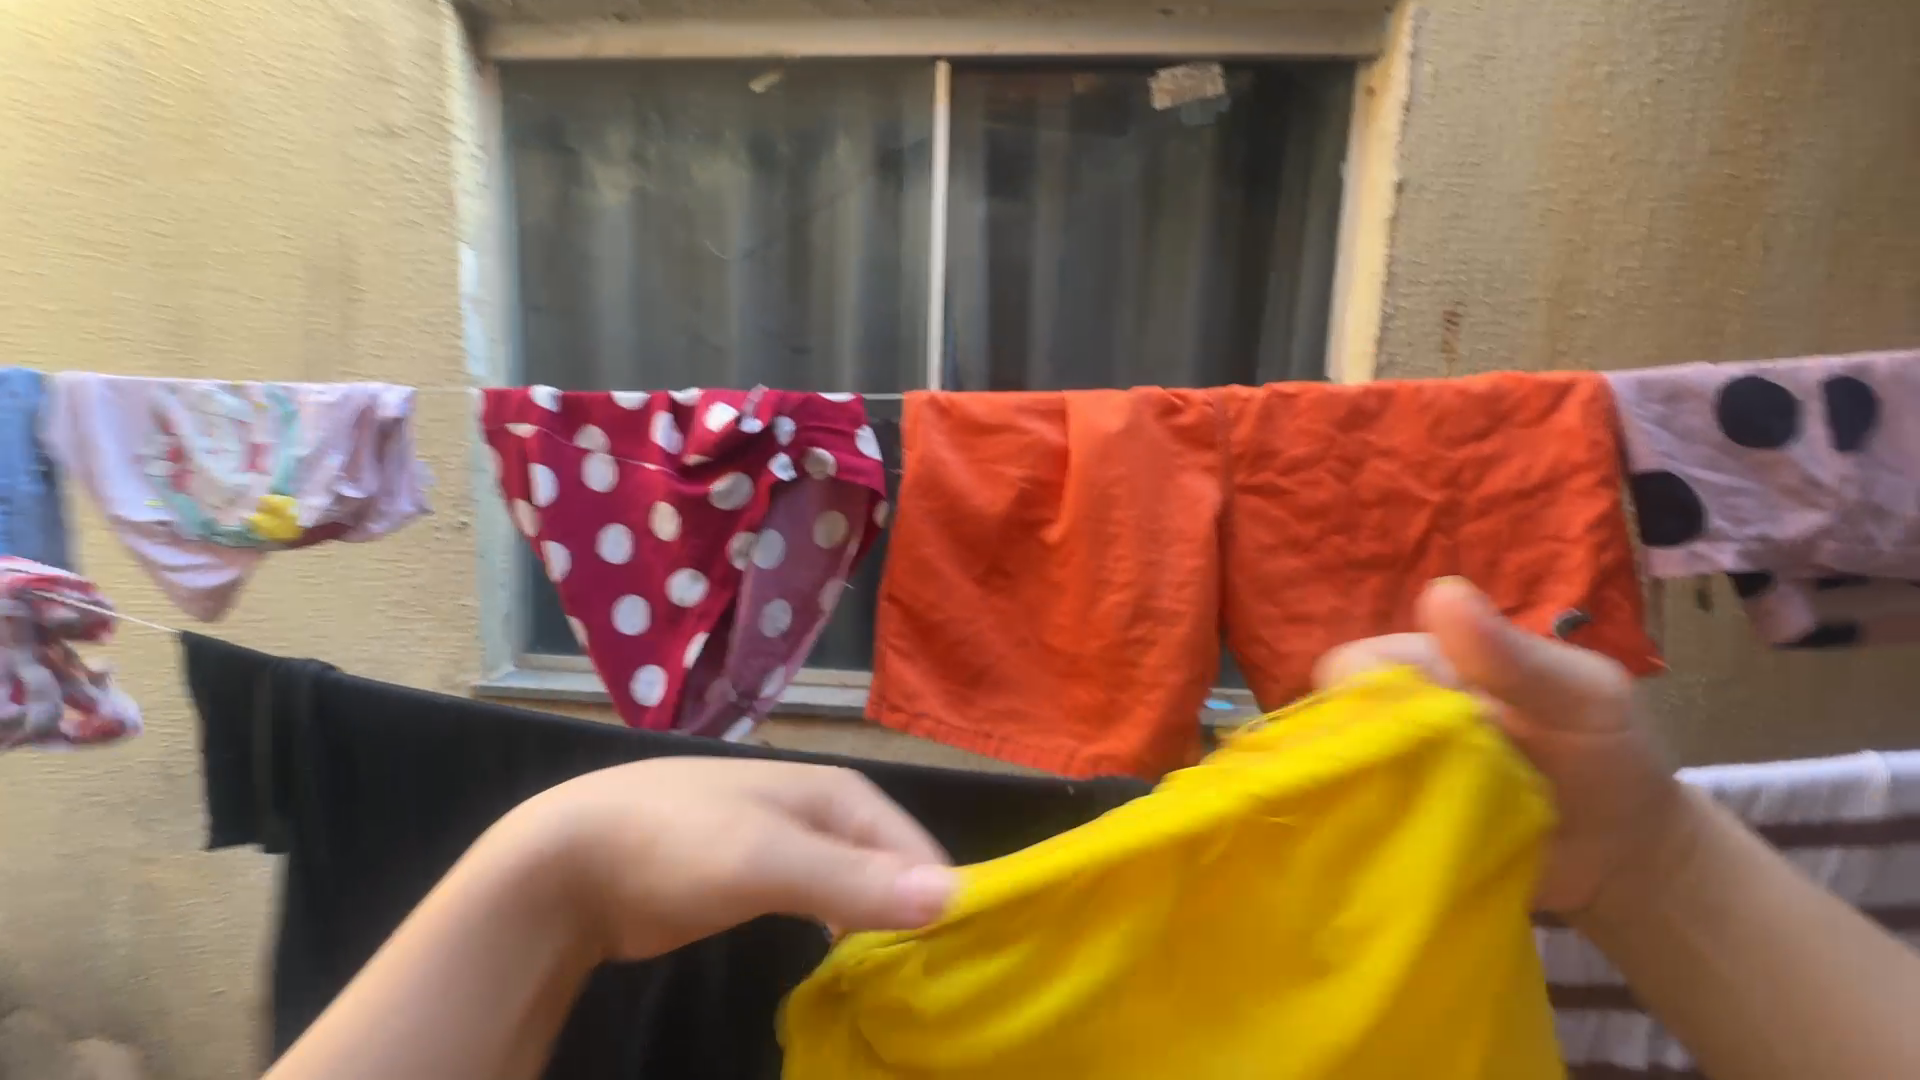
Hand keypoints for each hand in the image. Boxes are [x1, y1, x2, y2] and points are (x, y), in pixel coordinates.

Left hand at [498, 758, 957, 961]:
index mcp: (843, 797)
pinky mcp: (765, 882)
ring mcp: (794, 848)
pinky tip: (849, 977)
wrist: (571, 858)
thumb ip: (855, 879)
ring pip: (862, 894)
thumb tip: (953, 897)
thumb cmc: (677, 844)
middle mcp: (828, 817)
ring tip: (902, 994)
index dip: (944, 906)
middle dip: (916, 924)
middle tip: (932, 995)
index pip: (921, 852)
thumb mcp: (767, 860)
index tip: (961, 973)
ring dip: (882, 936)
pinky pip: (826, 911)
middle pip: (896, 872)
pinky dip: (844, 941)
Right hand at [1313, 578, 1684, 916]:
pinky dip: (1359, 839)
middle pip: (1328, 724)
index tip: (1394, 730)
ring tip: (1404, 827)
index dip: (1355, 693)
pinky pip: (1350, 828)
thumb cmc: (1605, 752)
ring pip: (1330, 777)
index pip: (1348, 666)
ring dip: (1355, 801)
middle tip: (1411, 788)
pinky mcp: (1388, 831)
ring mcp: (1384, 776)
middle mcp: (1388, 718)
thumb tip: (1441, 592)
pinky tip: (1390, 851)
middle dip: (1355, 755)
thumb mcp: (1581, 696)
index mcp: (1418, 668)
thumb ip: (1512, 654)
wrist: (1630, 856)